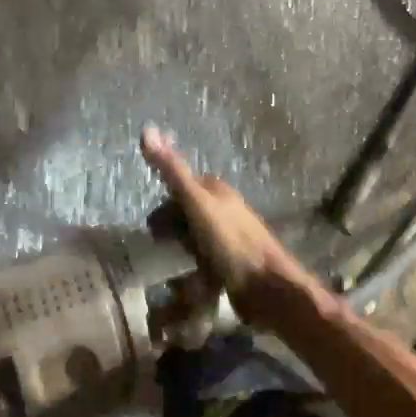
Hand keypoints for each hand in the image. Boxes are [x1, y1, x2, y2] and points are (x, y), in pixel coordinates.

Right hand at [141, 125, 327, 328]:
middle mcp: (224, 209)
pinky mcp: (233, 264)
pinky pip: (204, 263)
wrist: (268, 287)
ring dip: (181, 253)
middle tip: (163, 251)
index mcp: (217, 190)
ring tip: (175, 269)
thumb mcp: (196, 203)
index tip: (153, 229)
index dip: (164, 207)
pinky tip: (188, 285)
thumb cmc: (230, 242)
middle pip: (185, 215)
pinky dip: (193, 272)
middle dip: (171, 231)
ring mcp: (230, 237)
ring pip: (193, 240)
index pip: (180, 187)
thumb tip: (147, 129)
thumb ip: (172, 170)